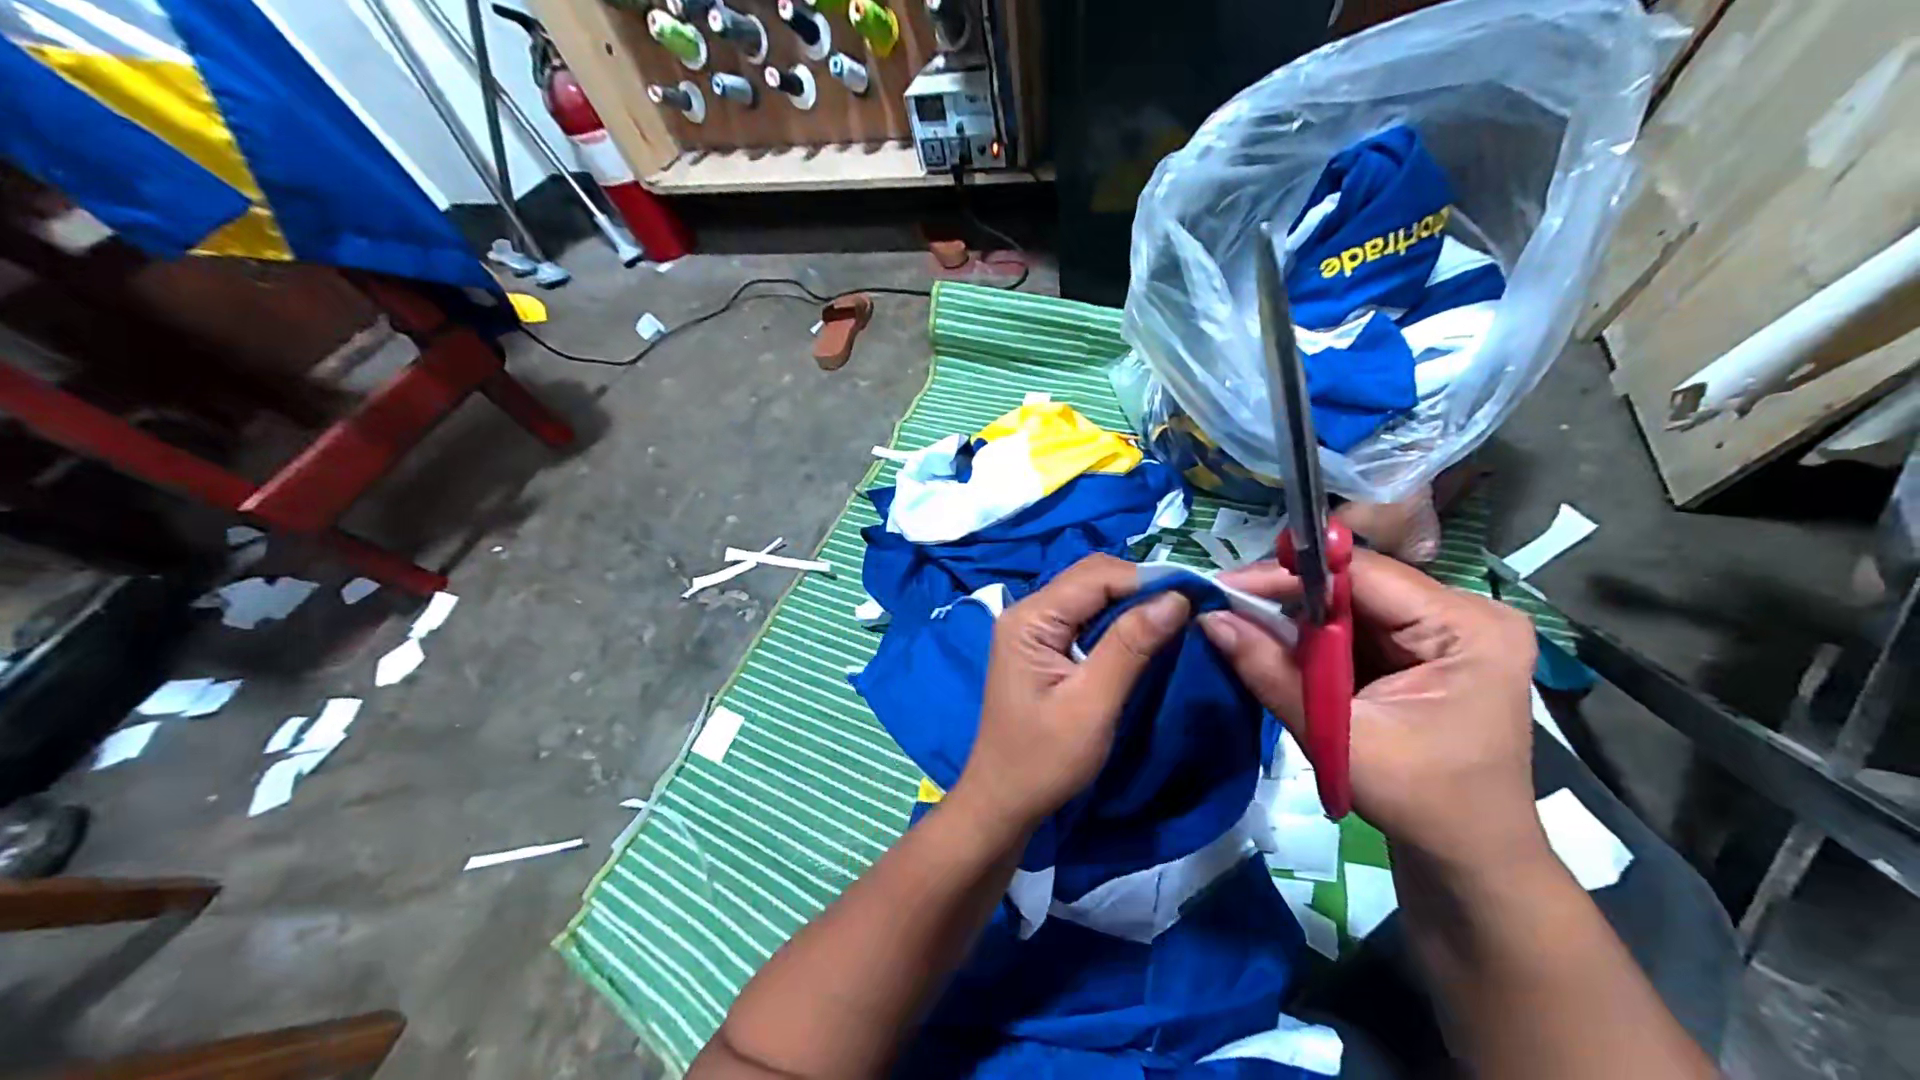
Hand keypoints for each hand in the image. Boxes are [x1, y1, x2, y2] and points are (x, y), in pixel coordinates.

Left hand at [951, 554, 1191, 839]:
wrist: (1005, 799)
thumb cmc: (1044, 759)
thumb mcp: (1092, 704)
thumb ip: (1130, 646)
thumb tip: (1176, 597)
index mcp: (1030, 618)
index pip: (1096, 575)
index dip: (1147, 579)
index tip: (1197, 594)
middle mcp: (1028, 611)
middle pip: (1092, 577)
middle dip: (1142, 586)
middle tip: (1191, 606)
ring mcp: (1034, 628)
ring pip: (1092, 595)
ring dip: (1134, 602)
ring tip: (1178, 617)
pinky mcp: (1044, 646)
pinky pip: (1087, 617)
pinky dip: (1119, 620)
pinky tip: (1146, 634)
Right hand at [1200, 548, 1547, 875]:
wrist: (1469, 854)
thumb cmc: (1419, 801)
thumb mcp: (1336, 734)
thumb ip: (1271, 671)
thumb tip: (1209, 617)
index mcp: (1468, 628)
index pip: (1363, 574)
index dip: (1289, 574)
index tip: (1226, 585)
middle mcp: (1465, 614)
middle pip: (1357, 583)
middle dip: (1288, 596)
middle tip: (1225, 607)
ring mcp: (1449, 630)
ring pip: (1352, 602)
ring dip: (1297, 616)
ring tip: (1243, 624)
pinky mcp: (1428, 647)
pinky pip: (1358, 623)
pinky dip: (1314, 635)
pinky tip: (1278, 644)